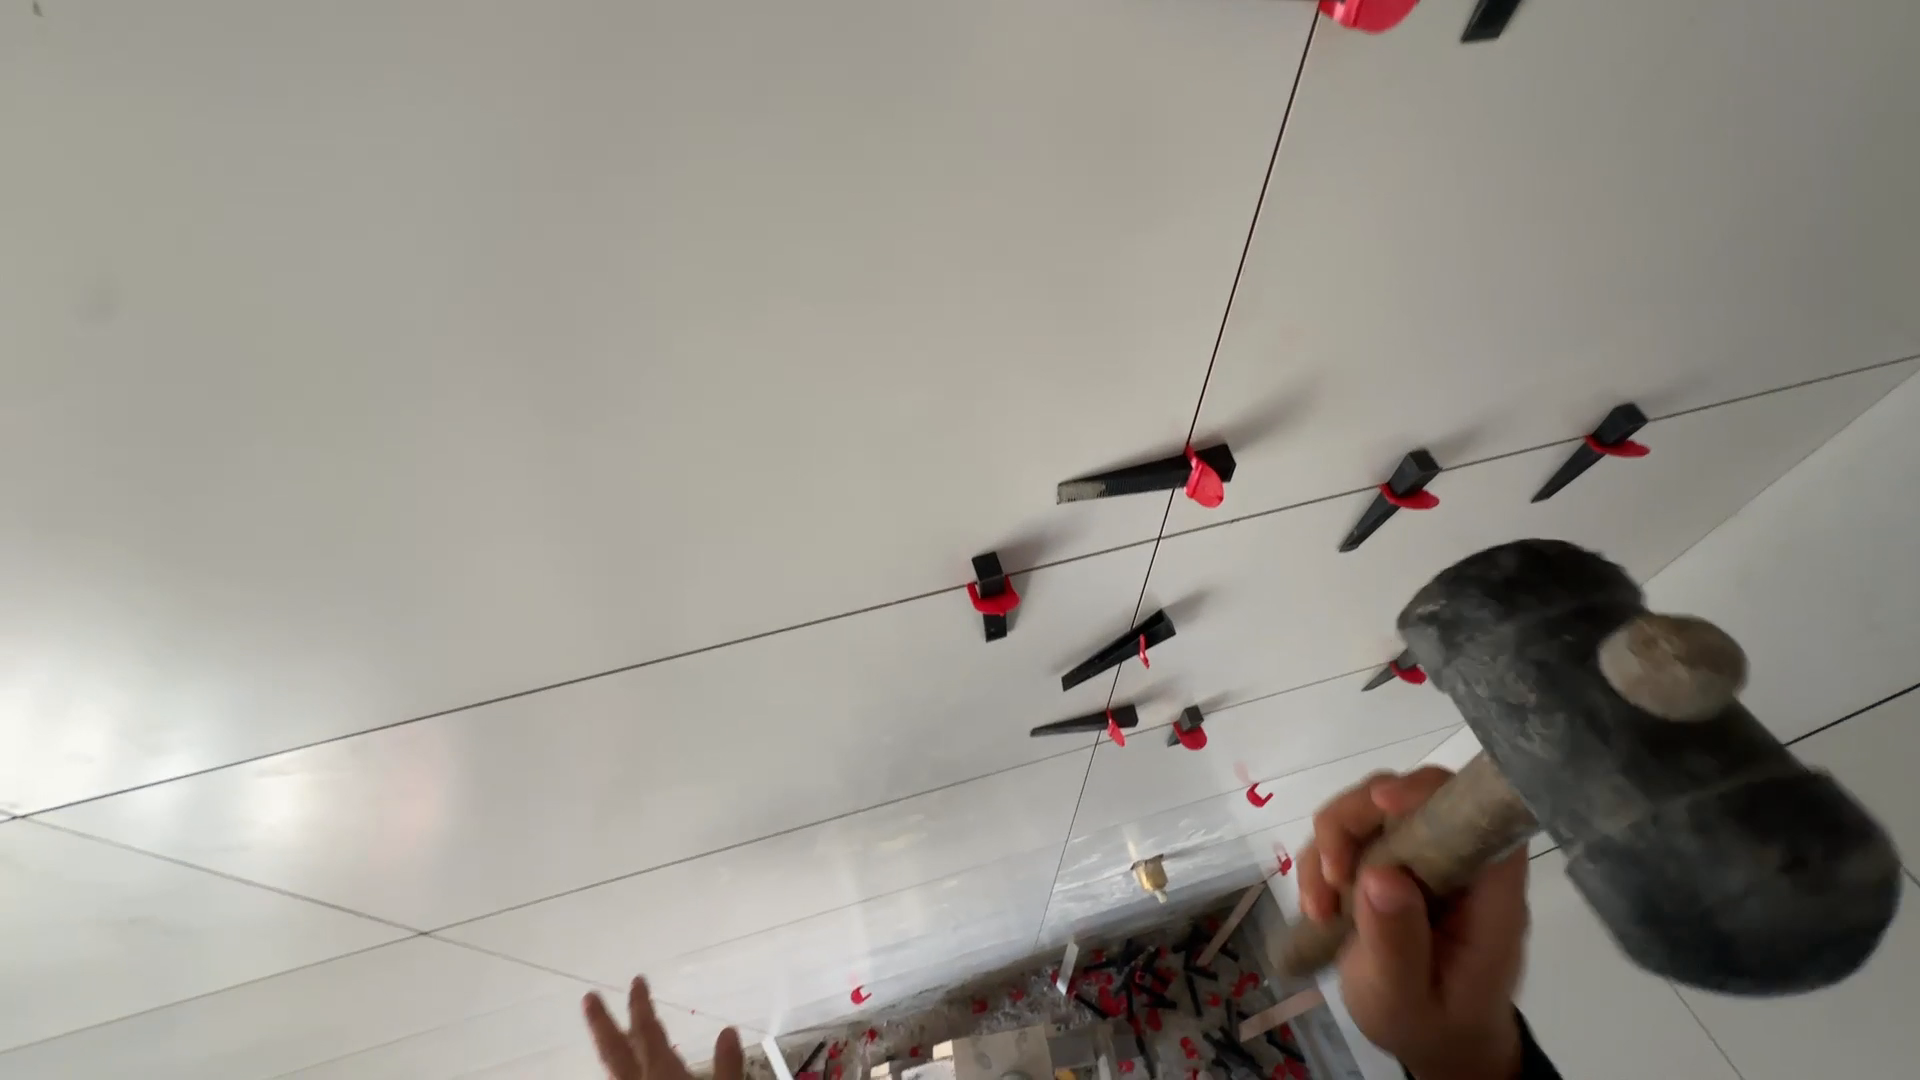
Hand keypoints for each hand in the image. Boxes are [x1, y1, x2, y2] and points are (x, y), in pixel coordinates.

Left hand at [584, 977, 742, 1079]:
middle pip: (614, 1054)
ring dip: (612, 1055)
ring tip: (611, 1039)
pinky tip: (629, 1079)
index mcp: (661, 1076)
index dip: (641, 1005)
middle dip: (602, 1025)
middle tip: (589, 999)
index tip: (636, 980)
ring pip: (613, 1078)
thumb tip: (728, 1030)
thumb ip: (728, 1067)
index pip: (647, 1033)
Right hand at [1297, 768, 1528, 1079]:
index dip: (1429, 792)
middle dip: (1352, 823)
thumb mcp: (1407, 998)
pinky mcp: (1380, 862)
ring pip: (1363, 811)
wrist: (1431, 1044)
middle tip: (1330, 874)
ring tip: (1319, 907)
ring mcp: (1413, 858)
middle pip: (1403, 799)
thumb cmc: (1433, 1025)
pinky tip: (1317, 909)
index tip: (1382, 804)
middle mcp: (1451, 862)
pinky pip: (1340, 837)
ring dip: (1327, 848)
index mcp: (1486, 893)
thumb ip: (1398, 943)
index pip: (1471, 813)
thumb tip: (1381, 875)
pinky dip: (1316, 864)